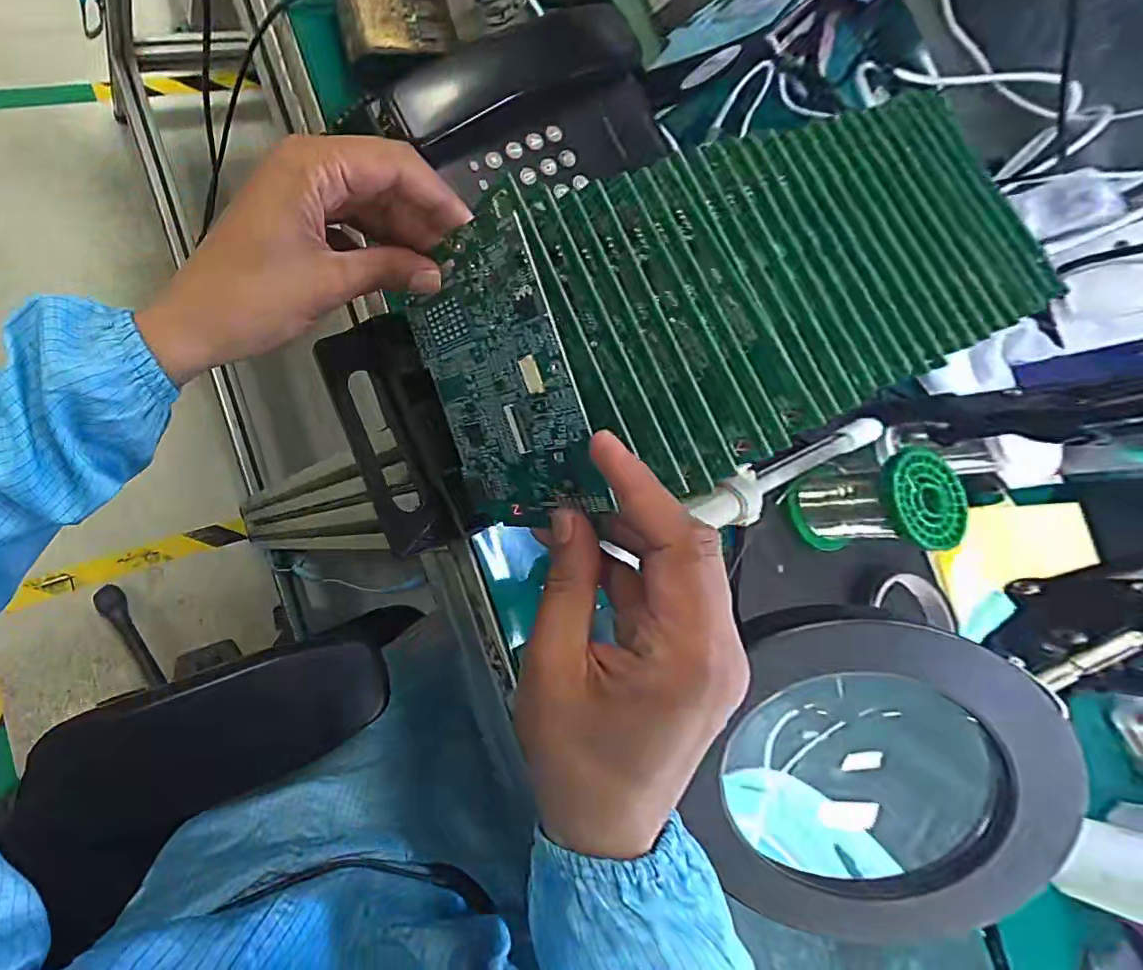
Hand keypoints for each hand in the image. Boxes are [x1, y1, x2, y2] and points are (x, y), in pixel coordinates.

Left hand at [136, 135, 470, 383]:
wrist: (190, 327)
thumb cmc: (249, 300)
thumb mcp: (327, 282)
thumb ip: (387, 268)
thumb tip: (434, 273)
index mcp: (310, 164)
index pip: (392, 164)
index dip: (435, 197)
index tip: (467, 228)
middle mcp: (301, 165)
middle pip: (378, 179)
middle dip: (416, 216)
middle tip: (452, 252)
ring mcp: (290, 190)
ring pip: (359, 200)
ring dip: (393, 230)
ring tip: (426, 264)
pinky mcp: (284, 216)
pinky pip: (338, 218)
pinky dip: (365, 239)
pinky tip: (390, 264)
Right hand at [514, 432, 749, 859]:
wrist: (605, 824)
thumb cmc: (571, 752)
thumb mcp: (551, 662)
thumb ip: (566, 584)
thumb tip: (569, 518)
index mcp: (692, 652)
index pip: (680, 546)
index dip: (641, 487)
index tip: (601, 446)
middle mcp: (718, 646)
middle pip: (684, 551)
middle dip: (628, 505)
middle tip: (570, 479)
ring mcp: (710, 652)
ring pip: (671, 569)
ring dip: (619, 536)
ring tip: (561, 517)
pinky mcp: (691, 657)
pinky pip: (659, 594)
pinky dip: (620, 567)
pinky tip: (578, 554)